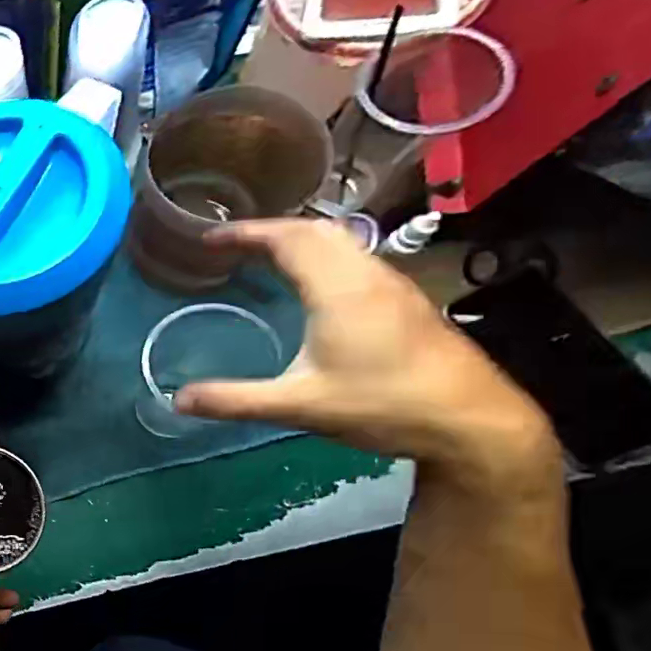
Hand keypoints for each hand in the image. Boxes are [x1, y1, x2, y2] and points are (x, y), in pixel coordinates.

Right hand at [174, 218, 559, 485]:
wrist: (473, 421)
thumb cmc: (383, 405)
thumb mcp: (299, 407)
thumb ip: (235, 401)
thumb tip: (177, 401)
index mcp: (338, 289)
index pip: (285, 239)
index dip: (244, 233)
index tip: (209, 237)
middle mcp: (366, 274)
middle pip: (313, 229)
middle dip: (268, 229)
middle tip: (232, 245)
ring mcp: (391, 284)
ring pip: (340, 240)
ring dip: (298, 239)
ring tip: (265, 256)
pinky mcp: (405, 300)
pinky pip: (354, 257)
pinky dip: (321, 254)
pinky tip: (314, 283)